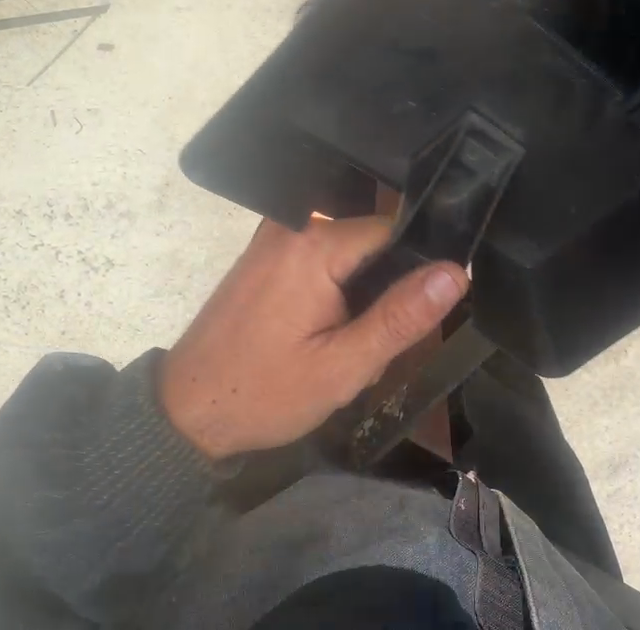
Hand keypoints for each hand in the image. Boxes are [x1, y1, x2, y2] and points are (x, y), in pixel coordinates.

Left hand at [158, 215, 468, 458]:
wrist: (183, 413)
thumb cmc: (264, 393)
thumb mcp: (343, 367)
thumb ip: (401, 316)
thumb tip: (456, 272)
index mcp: (316, 244)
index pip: (396, 230)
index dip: (418, 268)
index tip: (418, 314)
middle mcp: (296, 224)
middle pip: (374, 239)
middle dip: (388, 286)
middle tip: (378, 341)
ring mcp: (277, 235)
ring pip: (352, 250)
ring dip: (364, 290)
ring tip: (353, 339)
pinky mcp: (268, 251)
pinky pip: (325, 256)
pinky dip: (339, 287)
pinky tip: (330, 327)